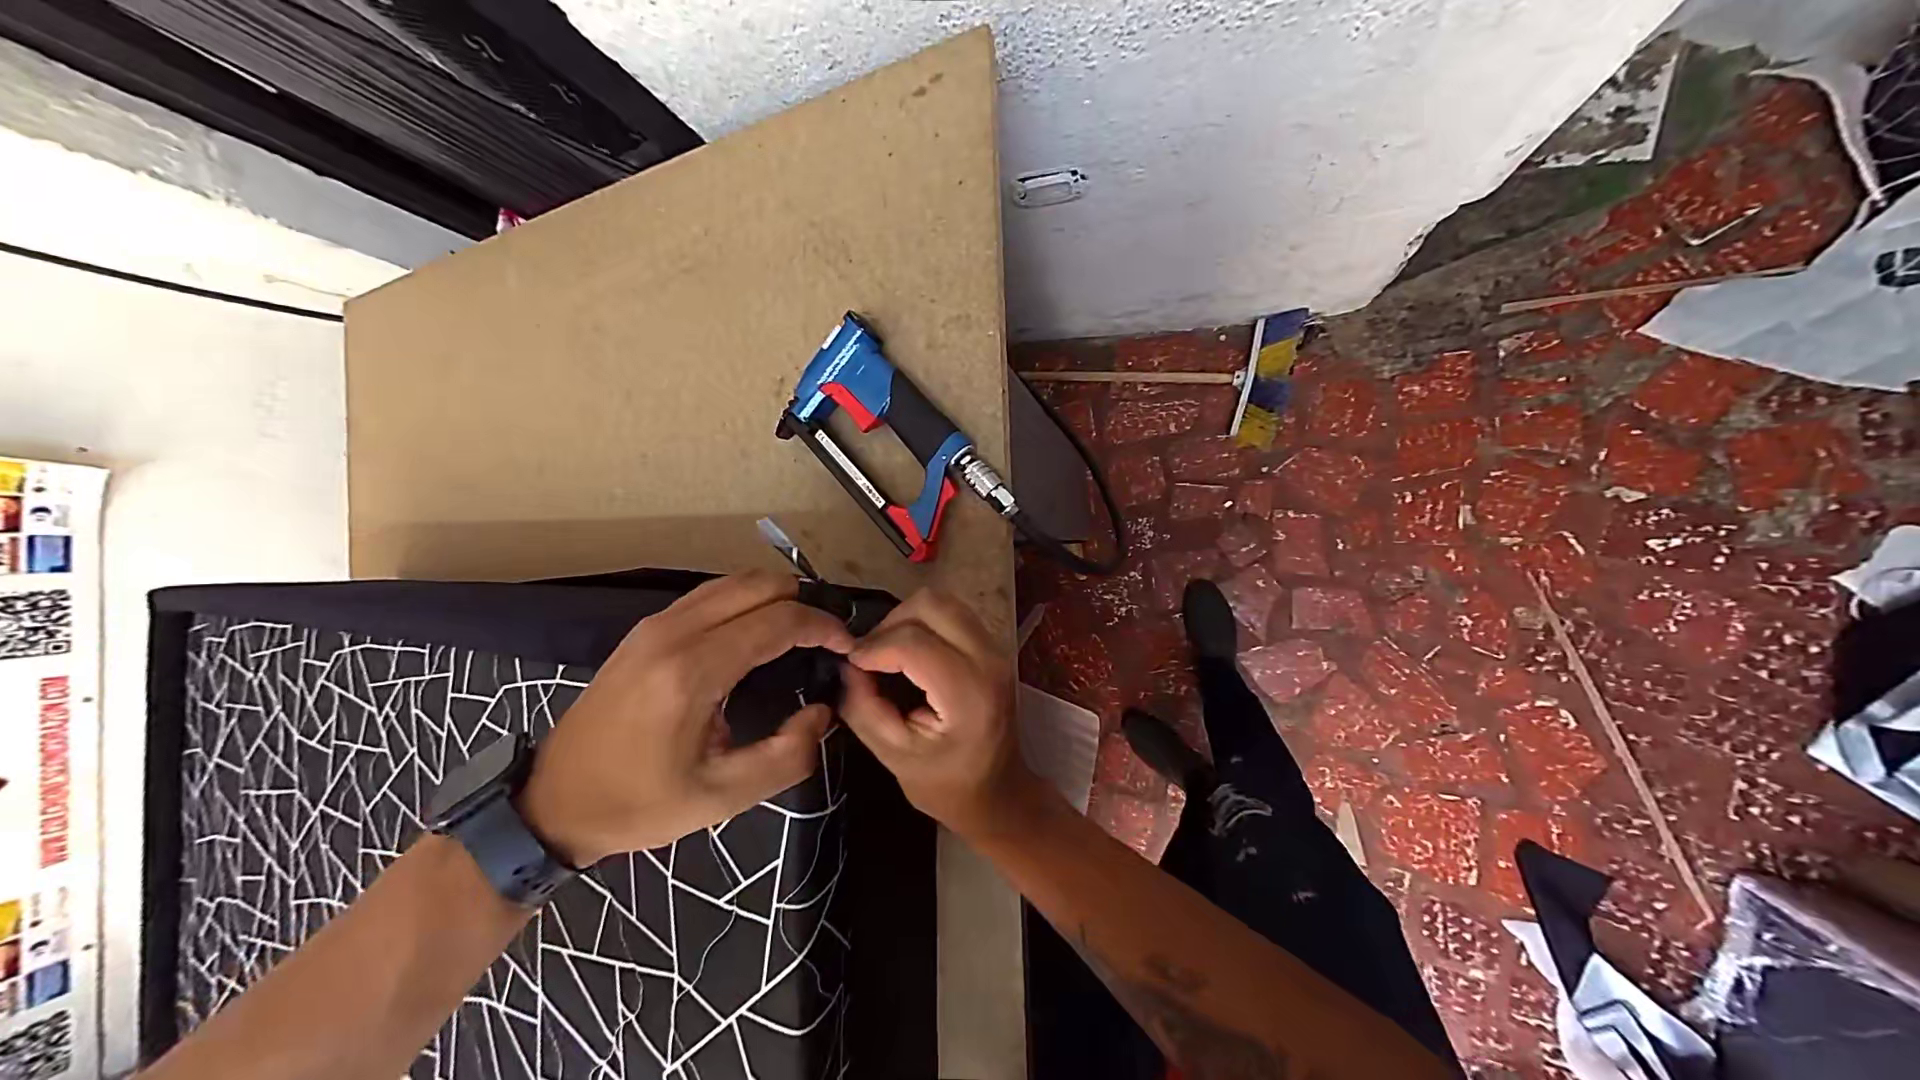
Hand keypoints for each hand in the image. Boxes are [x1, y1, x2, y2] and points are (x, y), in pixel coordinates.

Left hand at [517, 572, 853, 864]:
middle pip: (760, 584)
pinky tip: (758, 634)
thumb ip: (788, 755)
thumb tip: (823, 711)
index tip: (846, 648)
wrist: (551, 802)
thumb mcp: (722, 798)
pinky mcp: (646, 629)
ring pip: (735, 581)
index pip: (778, 620)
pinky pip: (711, 594)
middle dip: (804, 605)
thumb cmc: (638, 804)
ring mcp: (655, 625)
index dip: (823, 628)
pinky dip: (747, 601)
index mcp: (693, 672)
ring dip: (776, 598)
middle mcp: (673, 632)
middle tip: (826, 642)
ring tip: (800, 635)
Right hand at [837, 588, 1042, 838]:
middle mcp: (989, 660)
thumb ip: (864, 707)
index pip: (913, 642)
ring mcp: (996, 648)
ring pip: (942, 601)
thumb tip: (845, 665)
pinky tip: (909, 654)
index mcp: (969, 692)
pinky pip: (952, 613)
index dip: (873, 648)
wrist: (998, 793)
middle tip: (871, 657)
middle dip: (890, 625)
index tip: (850, 665)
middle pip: (931, 604)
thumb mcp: (895, 756)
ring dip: (906, 619)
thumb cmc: (947, 784)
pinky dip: (923, 623)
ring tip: (888, 654)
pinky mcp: (992, 646)